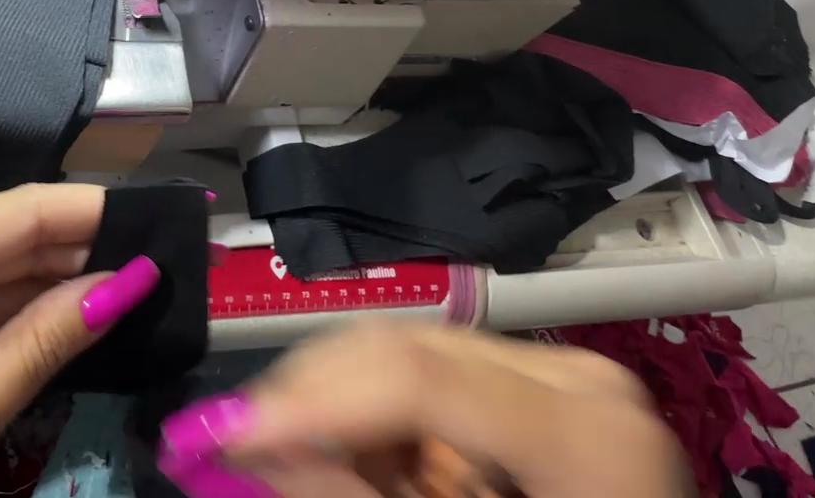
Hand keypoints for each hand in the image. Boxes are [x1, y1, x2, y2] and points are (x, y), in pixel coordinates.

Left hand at [0, 183, 159, 497]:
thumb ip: (36, 349)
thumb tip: (123, 286)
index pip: (21, 212)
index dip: (96, 211)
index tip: (168, 218)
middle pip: (9, 236)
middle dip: (84, 252)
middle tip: (167, 268)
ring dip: (57, 290)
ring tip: (139, 298)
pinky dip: (17, 323)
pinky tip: (73, 331)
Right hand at [159, 319, 690, 497]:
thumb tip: (253, 448)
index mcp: (584, 431)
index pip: (418, 374)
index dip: (311, 398)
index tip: (230, 433)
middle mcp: (572, 375)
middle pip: (403, 348)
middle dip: (310, 395)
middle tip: (237, 440)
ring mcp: (558, 373)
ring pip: (404, 353)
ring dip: (340, 407)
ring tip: (307, 460)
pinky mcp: (536, 386)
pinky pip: (429, 379)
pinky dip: (380, 420)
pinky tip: (371, 465)